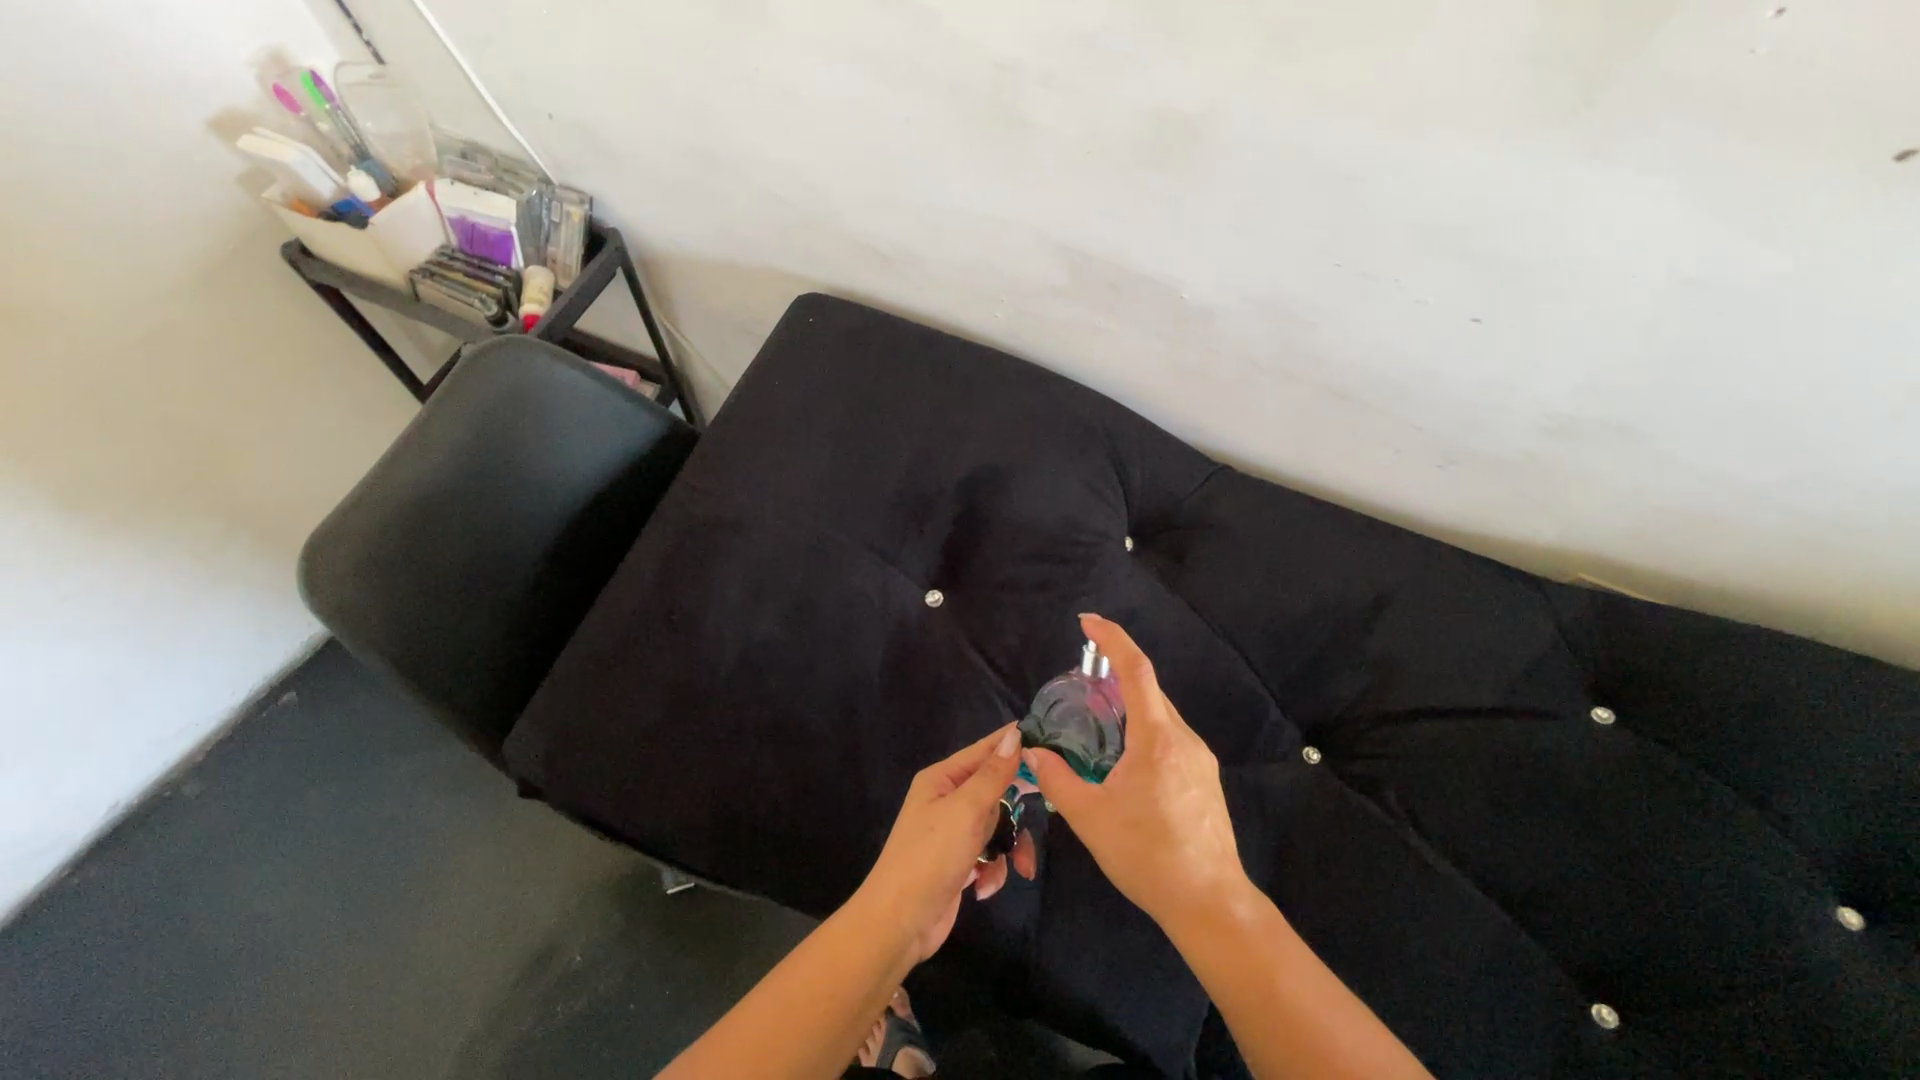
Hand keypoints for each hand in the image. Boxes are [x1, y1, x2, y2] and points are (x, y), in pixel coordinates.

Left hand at [851, 723, 1031, 964]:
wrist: (901, 922)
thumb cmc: (931, 856)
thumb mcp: (966, 810)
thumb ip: (993, 774)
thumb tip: (1014, 735)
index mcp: (941, 779)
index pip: (983, 751)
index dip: (1012, 744)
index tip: (1048, 735)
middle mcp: (946, 801)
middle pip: (995, 790)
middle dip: (1015, 809)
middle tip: (1046, 803)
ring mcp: (952, 833)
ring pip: (997, 826)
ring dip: (1007, 847)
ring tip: (1021, 866)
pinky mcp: (959, 862)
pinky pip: (989, 854)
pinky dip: (992, 869)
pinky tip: (983, 886)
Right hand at [1024, 614, 1248, 930]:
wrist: (1209, 901)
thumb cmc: (1145, 854)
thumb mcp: (1089, 817)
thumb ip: (1058, 779)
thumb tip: (1034, 753)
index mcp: (1157, 738)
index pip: (1135, 670)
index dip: (1112, 639)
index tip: (1087, 621)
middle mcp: (1184, 740)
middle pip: (1150, 691)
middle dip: (1116, 676)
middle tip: (1081, 683)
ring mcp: (1201, 761)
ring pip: (1162, 718)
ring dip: (1131, 709)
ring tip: (1098, 725)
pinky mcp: (1206, 781)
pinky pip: (1172, 741)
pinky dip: (1145, 733)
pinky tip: (1126, 763)